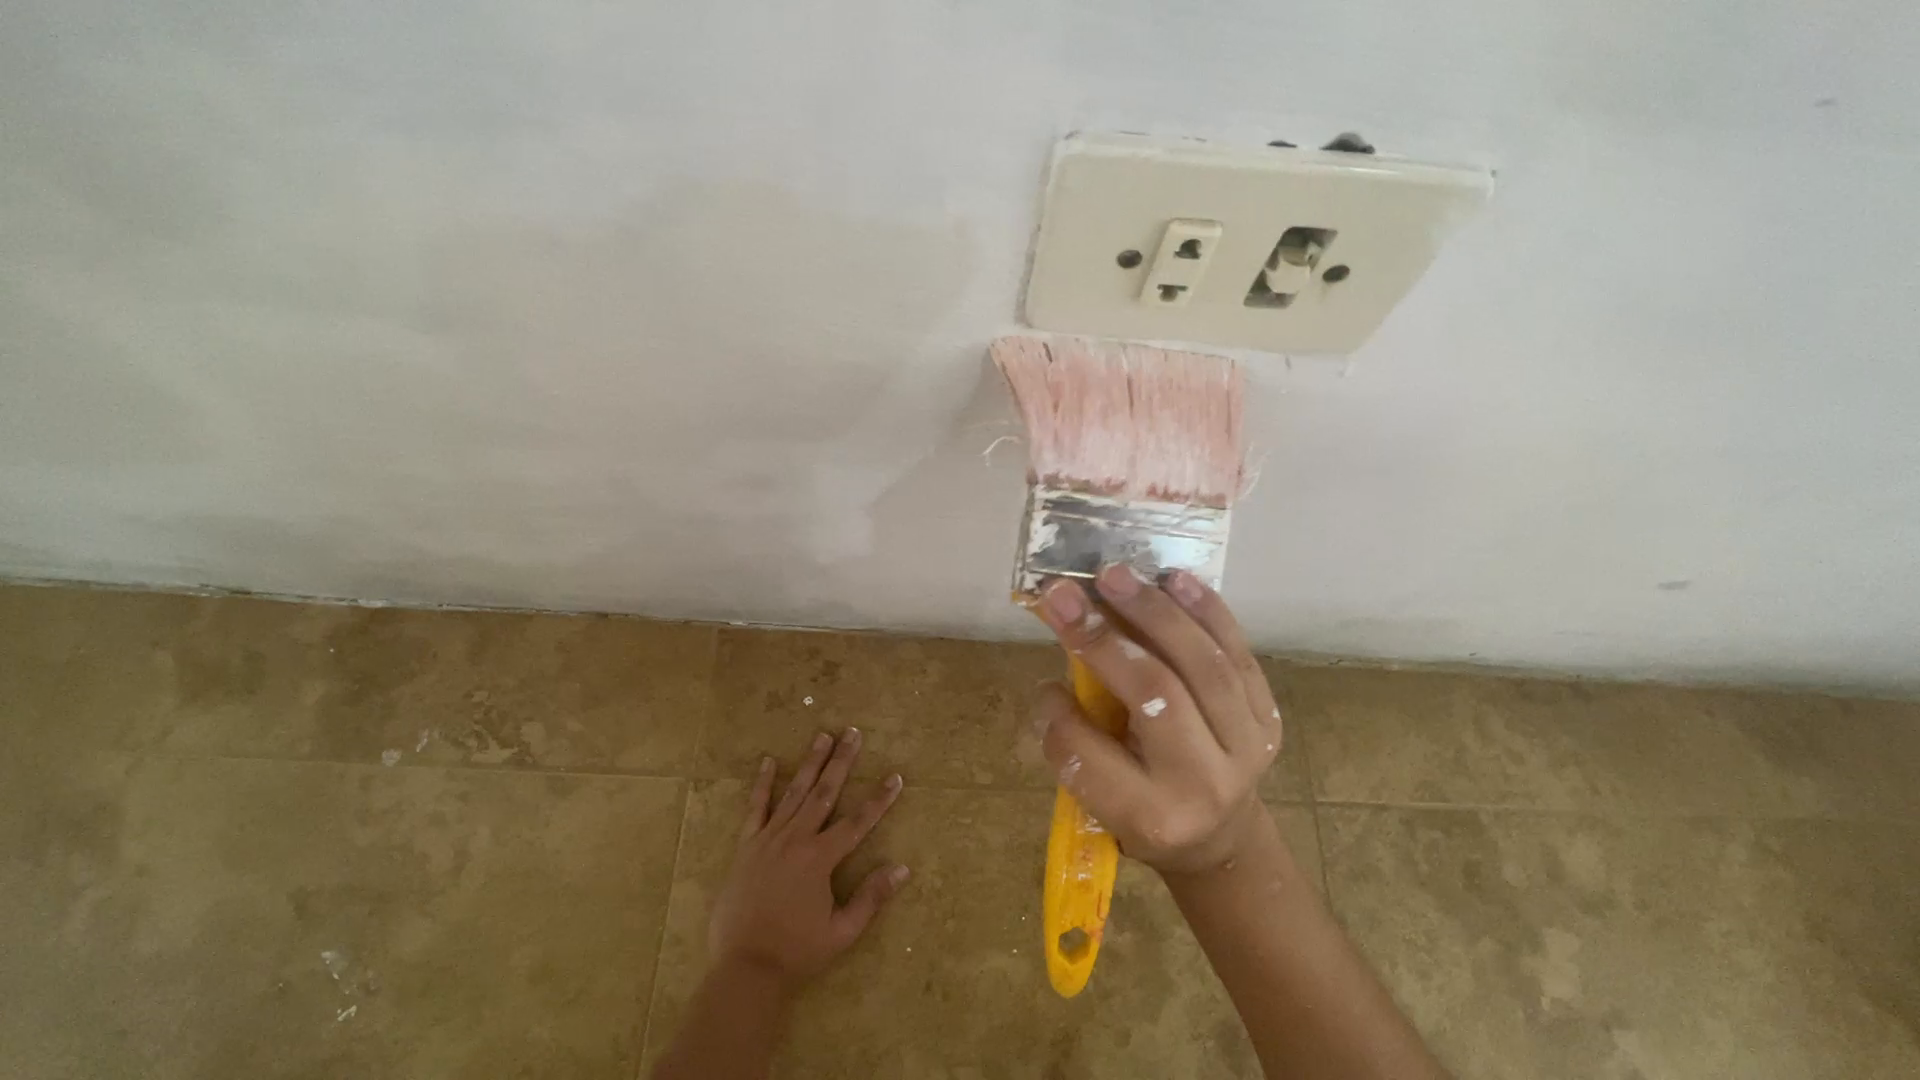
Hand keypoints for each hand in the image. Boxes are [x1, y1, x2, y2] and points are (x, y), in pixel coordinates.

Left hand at [707, 728, 909, 993]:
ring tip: (822, 736)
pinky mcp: (746, 847)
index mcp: (821, 859)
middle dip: (842, 761)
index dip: (879, 799)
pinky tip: (769, 762)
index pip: (858, 822)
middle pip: (824, 793)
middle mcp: (796, 840)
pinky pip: (756, 809)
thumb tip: (902, 868)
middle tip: (853, 732)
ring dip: (810, 763)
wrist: (745, 967)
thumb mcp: (842, 931)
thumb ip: (871, 897)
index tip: (896, 777)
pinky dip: (763, 784)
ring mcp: (768, 840)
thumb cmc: (797, 952)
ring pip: (794, 793)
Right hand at [1029, 564, 1282, 874]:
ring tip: (1115, 576)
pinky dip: (1206, 611)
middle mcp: (1204, 784)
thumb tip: (1064, 649)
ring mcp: (1247, 747)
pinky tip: (1173, 579)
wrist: (1220, 833)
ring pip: (1203, 665)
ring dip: (1155, 612)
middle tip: (1066, 594)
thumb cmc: (1142, 810)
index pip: (1089, 756)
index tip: (1042, 682)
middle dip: (1105, 639)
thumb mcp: (1100, 796)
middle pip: (1156, 697)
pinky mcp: (1269, 717)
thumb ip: (1077, 733)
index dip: (1057, 714)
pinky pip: (1238, 654)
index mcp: (1150, 816)